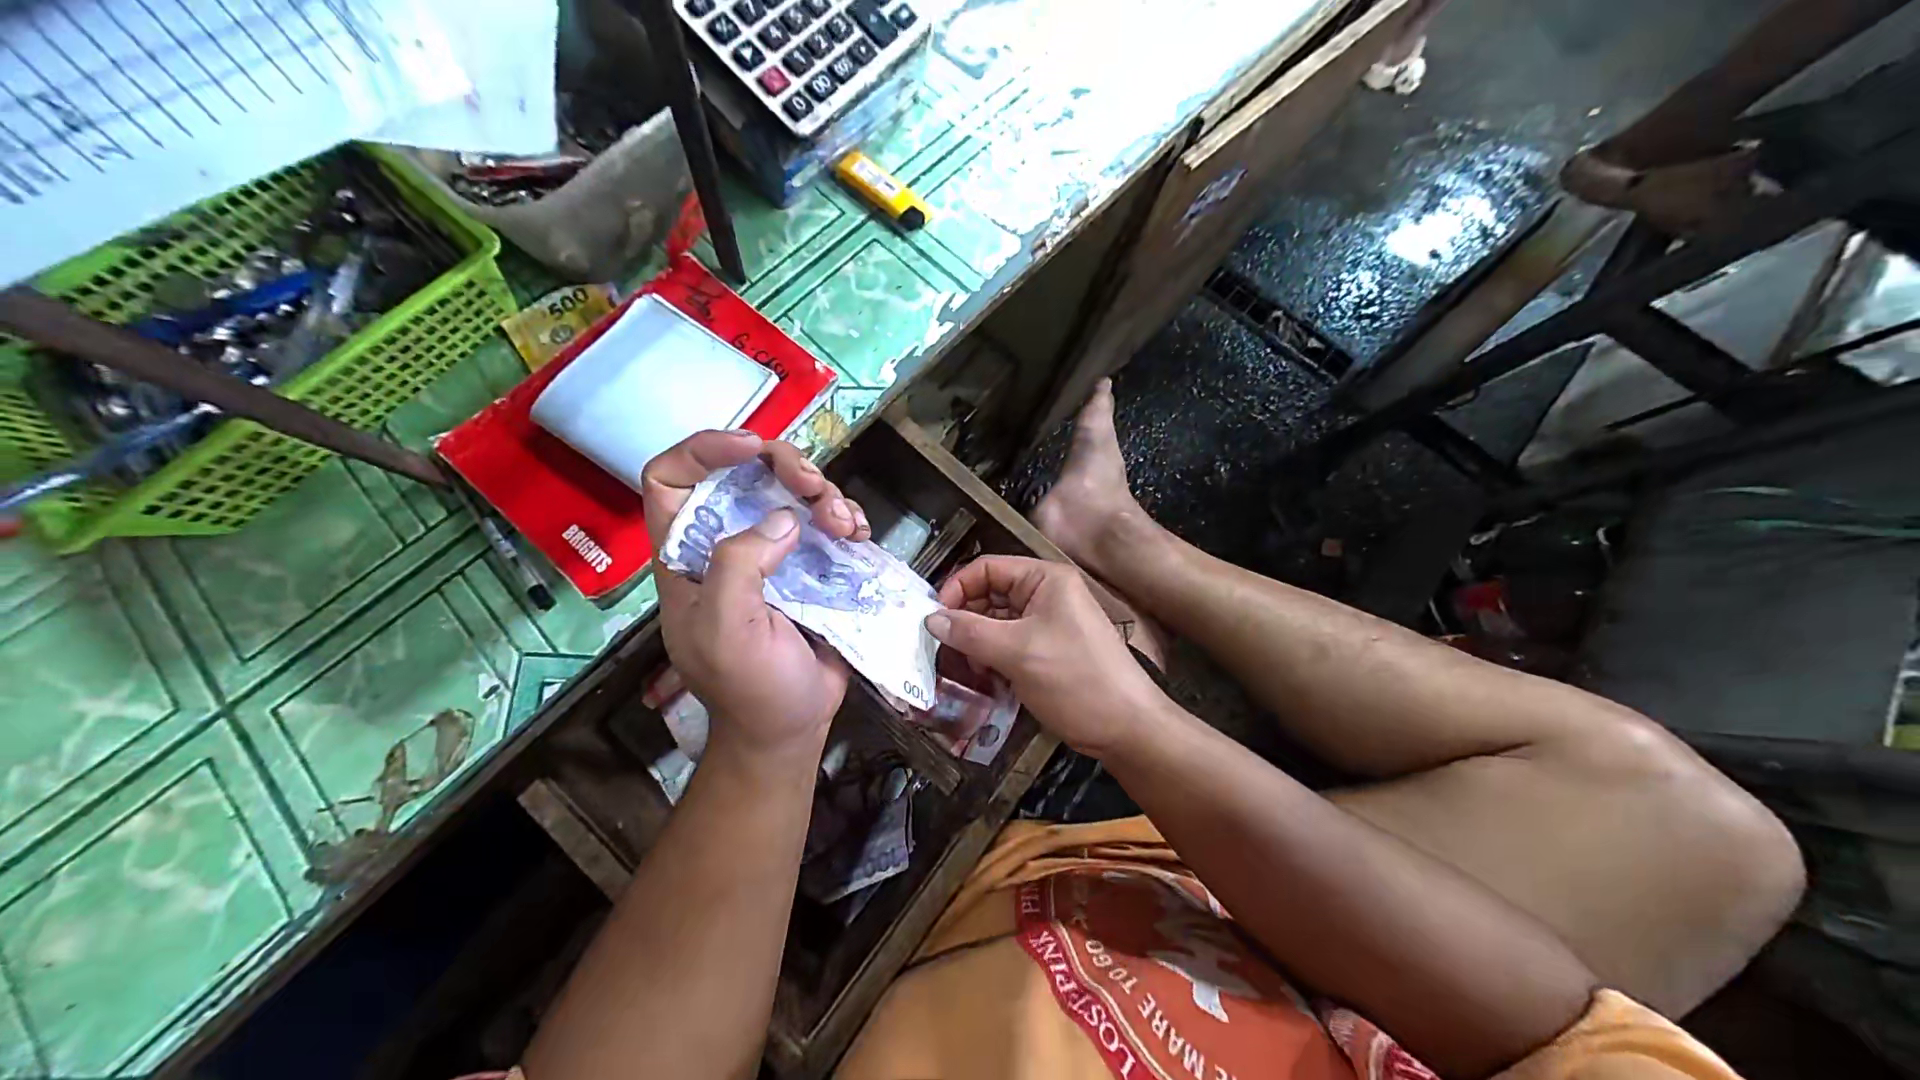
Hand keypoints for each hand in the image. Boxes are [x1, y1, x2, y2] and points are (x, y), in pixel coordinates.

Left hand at [642, 432, 871, 759]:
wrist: (790, 727)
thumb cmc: (749, 687)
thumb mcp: (728, 629)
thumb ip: (739, 565)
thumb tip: (782, 519)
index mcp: (687, 556)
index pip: (670, 479)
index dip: (702, 451)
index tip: (749, 447)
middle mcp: (726, 544)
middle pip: (746, 474)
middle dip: (784, 468)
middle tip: (816, 489)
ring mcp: (771, 554)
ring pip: (791, 493)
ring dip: (824, 496)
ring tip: (847, 526)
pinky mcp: (809, 566)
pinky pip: (825, 523)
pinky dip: (844, 519)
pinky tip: (857, 535)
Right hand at [926, 556, 1166, 757]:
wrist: (1126, 727)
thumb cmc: (1075, 679)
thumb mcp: (1017, 652)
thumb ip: (970, 632)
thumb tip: (930, 619)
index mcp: (1045, 579)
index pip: (988, 568)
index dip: (958, 587)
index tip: (934, 618)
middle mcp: (1046, 595)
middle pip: (990, 595)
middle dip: (965, 619)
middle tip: (941, 646)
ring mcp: (1048, 624)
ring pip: (997, 623)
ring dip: (976, 643)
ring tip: (964, 668)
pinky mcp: (1047, 651)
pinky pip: (1009, 644)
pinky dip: (992, 658)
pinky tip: (983, 678)